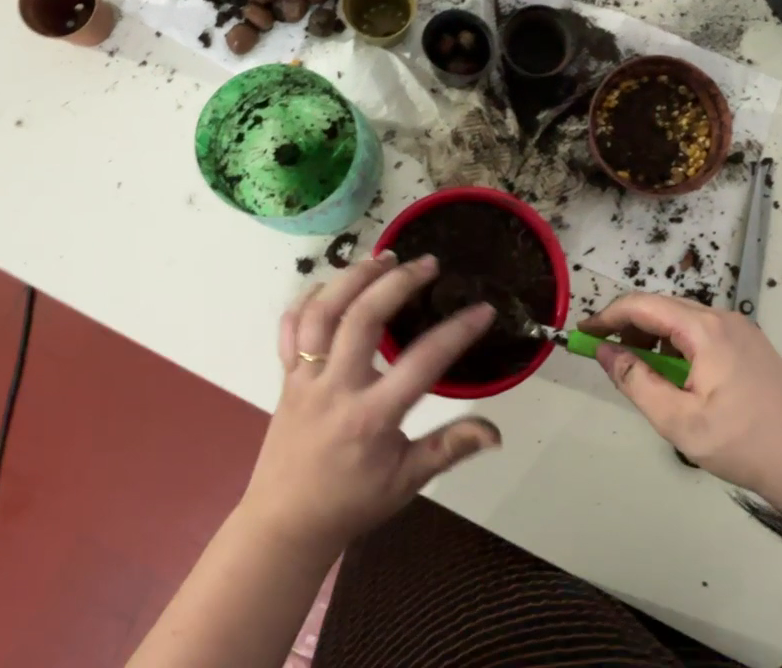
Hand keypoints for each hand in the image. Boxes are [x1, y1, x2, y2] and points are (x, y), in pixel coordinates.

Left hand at [239, 252, 501, 551]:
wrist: (285, 524)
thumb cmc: (352, 503)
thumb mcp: (407, 482)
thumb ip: (449, 449)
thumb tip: (496, 432)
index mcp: (371, 416)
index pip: (422, 363)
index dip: (457, 332)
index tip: (483, 310)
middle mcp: (335, 388)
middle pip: (362, 319)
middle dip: (397, 283)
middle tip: (427, 263)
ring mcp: (304, 379)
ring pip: (322, 313)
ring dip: (353, 278)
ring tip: (383, 257)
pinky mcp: (285, 377)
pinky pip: (290, 329)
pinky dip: (307, 300)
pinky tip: (331, 284)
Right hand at [582, 293, 781, 509]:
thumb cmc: (743, 444)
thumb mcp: (678, 421)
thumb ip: (636, 381)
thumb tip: (605, 352)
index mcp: (705, 330)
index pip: (643, 305)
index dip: (608, 316)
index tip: (583, 334)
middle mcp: (724, 319)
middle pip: (663, 307)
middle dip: (628, 326)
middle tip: (605, 355)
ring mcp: (742, 331)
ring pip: (683, 320)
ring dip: (652, 337)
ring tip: (637, 371)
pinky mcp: (751, 347)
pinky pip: (702, 333)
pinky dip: (676, 345)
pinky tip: (673, 377)